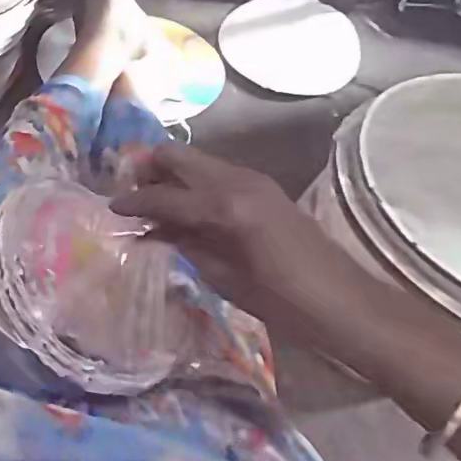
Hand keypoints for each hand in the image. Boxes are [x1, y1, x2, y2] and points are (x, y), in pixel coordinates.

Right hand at [109, 143, 366, 328]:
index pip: (162, 196)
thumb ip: (184, 244)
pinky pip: (214, 174)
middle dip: (148, 172)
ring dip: (171, 177)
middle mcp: (235, 181)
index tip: (111, 208)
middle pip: (175, 155)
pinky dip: (193, 186)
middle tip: (133, 198)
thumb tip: (154, 230)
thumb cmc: (283, 302)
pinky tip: (187, 214)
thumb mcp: (223, 277)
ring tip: (156, 208)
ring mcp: (252, 180)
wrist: (349, 304)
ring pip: (195, 161)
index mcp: (223, 206)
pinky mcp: (262, 188)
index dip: (132, 202)